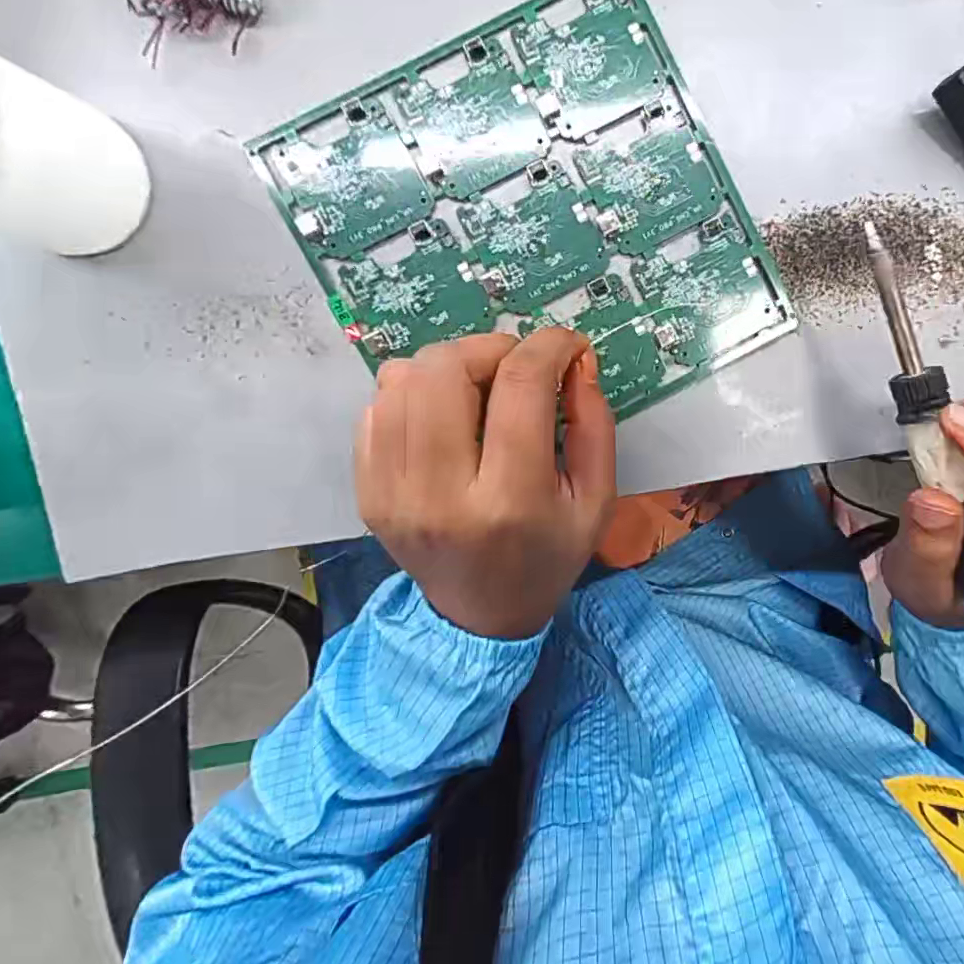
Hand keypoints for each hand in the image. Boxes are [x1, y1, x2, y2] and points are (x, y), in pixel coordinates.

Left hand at [355, 328, 616, 638]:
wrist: (481, 616)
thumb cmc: (546, 559)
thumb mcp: (595, 502)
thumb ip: (594, 426)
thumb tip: (576, 361)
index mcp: (509, 501)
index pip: (520, 387)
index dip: (548, 347)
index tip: (565, 346)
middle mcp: (440, 494)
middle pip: (444, 370)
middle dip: (489, 348)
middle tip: (513, 369)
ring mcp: (393, 493)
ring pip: (401, 379)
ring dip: (447, 367)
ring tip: (477, 391)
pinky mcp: (368, 492)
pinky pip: (376, 408)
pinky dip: (412, 394)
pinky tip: (442, 419)